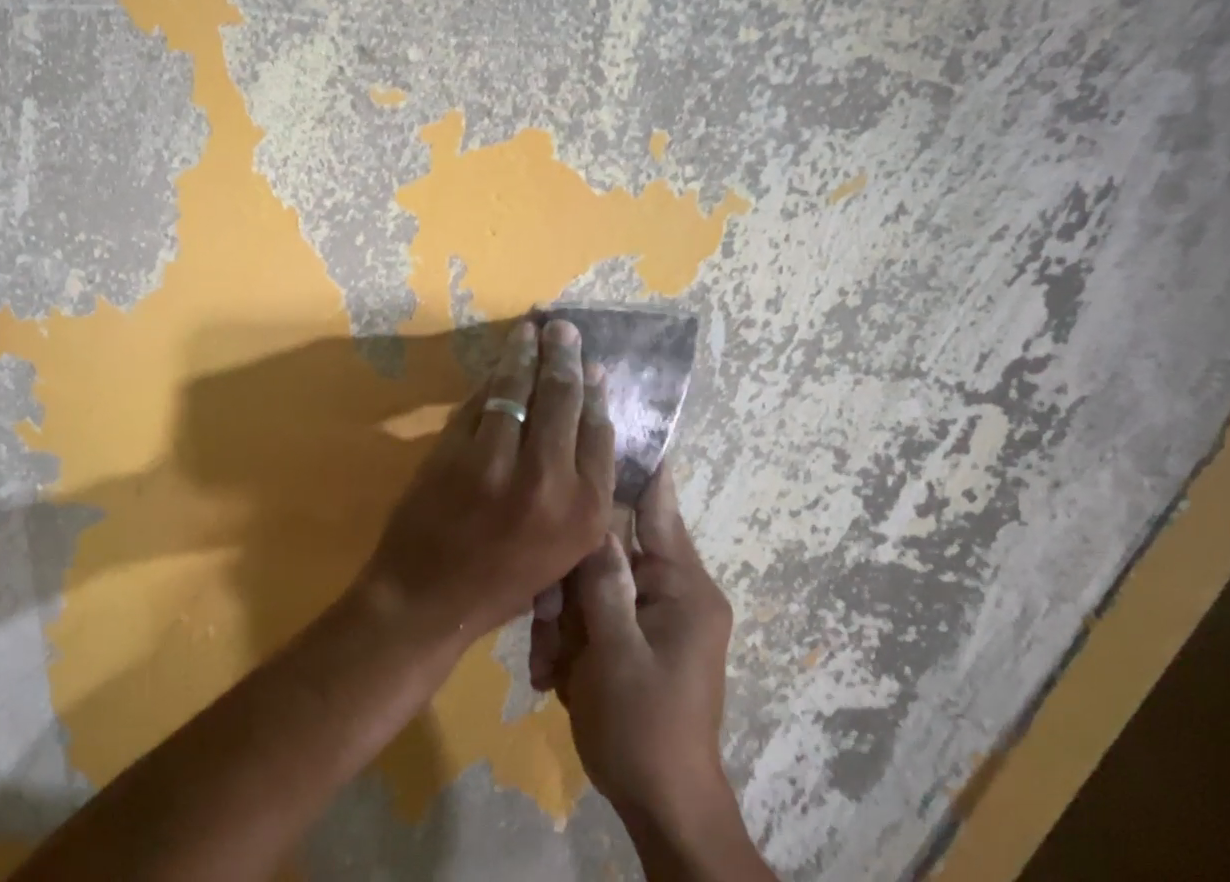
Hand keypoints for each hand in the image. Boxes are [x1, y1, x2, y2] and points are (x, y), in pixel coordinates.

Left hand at [360, 319, 616, 642]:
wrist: (429, 597)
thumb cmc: (502, 583)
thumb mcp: (563, 549)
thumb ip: (580, 491)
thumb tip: (585, 427)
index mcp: (585, 512)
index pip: (600, 433)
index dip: (597, 393)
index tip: (595, 366)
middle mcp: (549, 481)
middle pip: (563, 400)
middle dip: (565, 357)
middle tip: (566, 328)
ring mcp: (496, 462)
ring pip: (518, 390)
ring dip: (526, 353)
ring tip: (534, 328)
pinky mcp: (454, 451)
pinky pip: (479, 402)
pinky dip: (491, 379)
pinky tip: (500, 363)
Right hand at [533, 466, 758, 874]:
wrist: (662, 805)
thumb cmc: (644, 726)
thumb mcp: (614, 651)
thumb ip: (603, 581)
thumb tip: (595, 515)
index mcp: (684, 588)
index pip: (658, 508)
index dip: (633, 467)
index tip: (602, 423)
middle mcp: (672, 594)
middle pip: (607, 553)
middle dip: (567, 586)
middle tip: (544, 624)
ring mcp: (649, 620)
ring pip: (588, 588)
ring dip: (560, 622)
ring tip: (548, 665)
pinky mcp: (630, 642)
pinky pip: (589, 620)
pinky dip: (566, 644)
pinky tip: (552, 677)